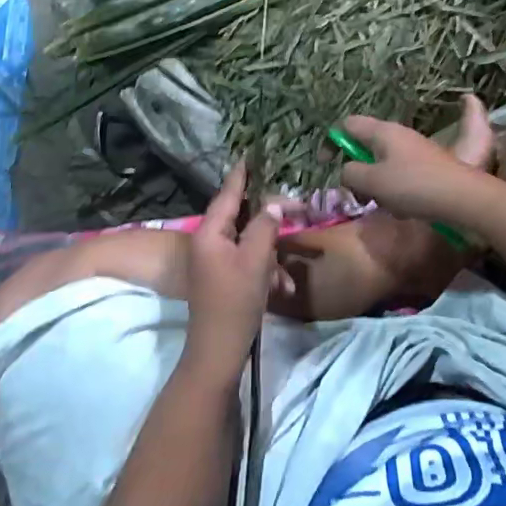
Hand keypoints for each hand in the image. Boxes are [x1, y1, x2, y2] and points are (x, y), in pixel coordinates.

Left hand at [181, 164, 282, 382]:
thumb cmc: (235, 301)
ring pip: (248, 244)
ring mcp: (215, 261)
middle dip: (269, 220)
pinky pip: (247, 264)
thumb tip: (273, 205)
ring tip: (286, 274)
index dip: (241, 176)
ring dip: (270, 255)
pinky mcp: (223, 279)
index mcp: (210, 232)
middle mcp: (209, 242)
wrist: (218, 349)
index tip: (249, 156)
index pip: (227, 195)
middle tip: (297, 210)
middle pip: (241, 218)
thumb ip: (264, 228)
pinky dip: (265, 272)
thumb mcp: (255, 261)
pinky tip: (282, 288)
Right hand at [338, 94, 494, 222]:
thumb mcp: (371, 182)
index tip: (325, 164)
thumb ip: (349, 173)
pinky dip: (394, 189)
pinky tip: (402, 207)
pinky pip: (399, 175)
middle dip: (356, 169)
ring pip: (382, 163)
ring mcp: (416, 150)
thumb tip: (348, 172)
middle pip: (365, 145)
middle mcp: (399, 135)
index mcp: (383, 131)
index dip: (331, 142)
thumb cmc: (413, 186)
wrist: (464, 199)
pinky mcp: (429, 167)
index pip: (347, 125)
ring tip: (380, 202)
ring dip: (375, 183)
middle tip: (357, 191)